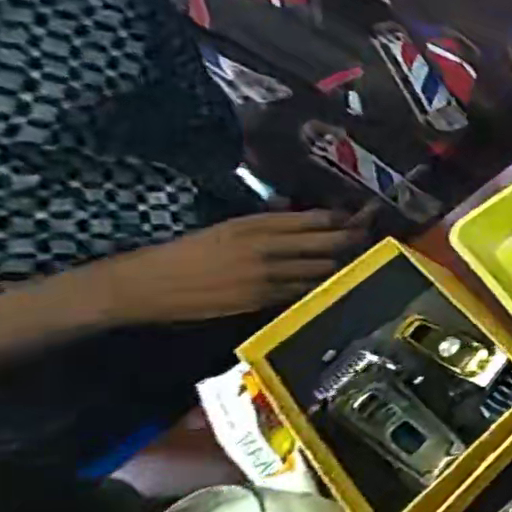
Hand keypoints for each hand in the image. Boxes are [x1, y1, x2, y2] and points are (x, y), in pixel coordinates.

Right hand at [85, 211, 366, 323]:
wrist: (143, 286)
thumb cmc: (185, 252)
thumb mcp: (226, 228)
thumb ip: (266, 222)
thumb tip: (296, 212)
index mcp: (255, 226)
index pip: (316, 219)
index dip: (344, 218)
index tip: (361, 216)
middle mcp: (266, 248)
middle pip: (329, 243)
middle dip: (353, 240)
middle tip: (368, 237)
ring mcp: (267, 276)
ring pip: (324, 269)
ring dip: (342, 264)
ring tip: (355, 259)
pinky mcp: (263, 300)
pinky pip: (304, 290)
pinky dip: (320, 284)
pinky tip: (330, 281)